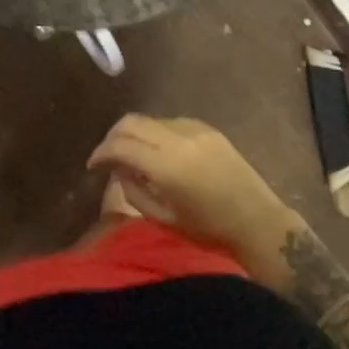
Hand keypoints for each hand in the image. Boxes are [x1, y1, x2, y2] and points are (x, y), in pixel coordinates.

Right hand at [86, 115, 301, 267]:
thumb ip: (134, 191)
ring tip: (133, 156)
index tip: (93, 166)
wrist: (255, 220)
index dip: (101, 153)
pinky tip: (159, 152)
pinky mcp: (211, 130)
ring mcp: (198, 130)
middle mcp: (180, 139)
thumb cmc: (208, 228)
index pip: (121, 145)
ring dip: (137, 133)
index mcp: (167, 165)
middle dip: (113, 137)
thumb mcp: (163, 218)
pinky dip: (159, 133)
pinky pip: (174, 123)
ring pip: (153, 120)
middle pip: (133, 122)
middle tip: (107, 157)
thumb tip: (119, 170)